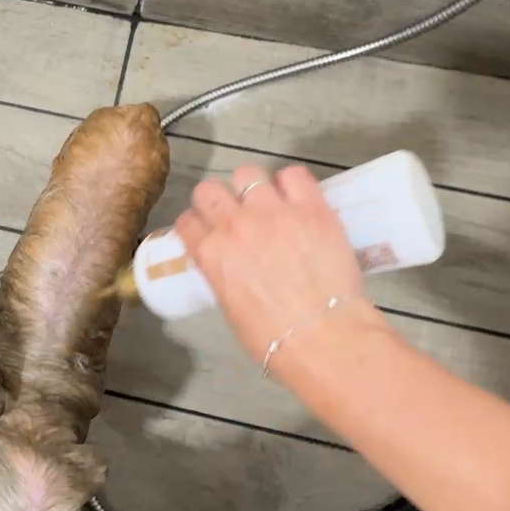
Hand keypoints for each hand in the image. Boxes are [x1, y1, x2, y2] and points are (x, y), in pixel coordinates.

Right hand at [174, 164, 384, 364]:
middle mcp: (234, 225)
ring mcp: (273, 212)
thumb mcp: (229, 306)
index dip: (196, 225)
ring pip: (247, 173)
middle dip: (216, 200)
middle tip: (232, 212)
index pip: (187, 222)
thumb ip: (222, 275)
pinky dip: (291, 182)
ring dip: (251, 186)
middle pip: (209, 190)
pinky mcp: (311, 207)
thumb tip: (231, 265)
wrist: (322, 336)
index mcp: (210, 253)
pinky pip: (294, 174)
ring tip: (265, 201)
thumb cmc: (271, 337)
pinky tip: (296, 196)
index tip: (206, 231)